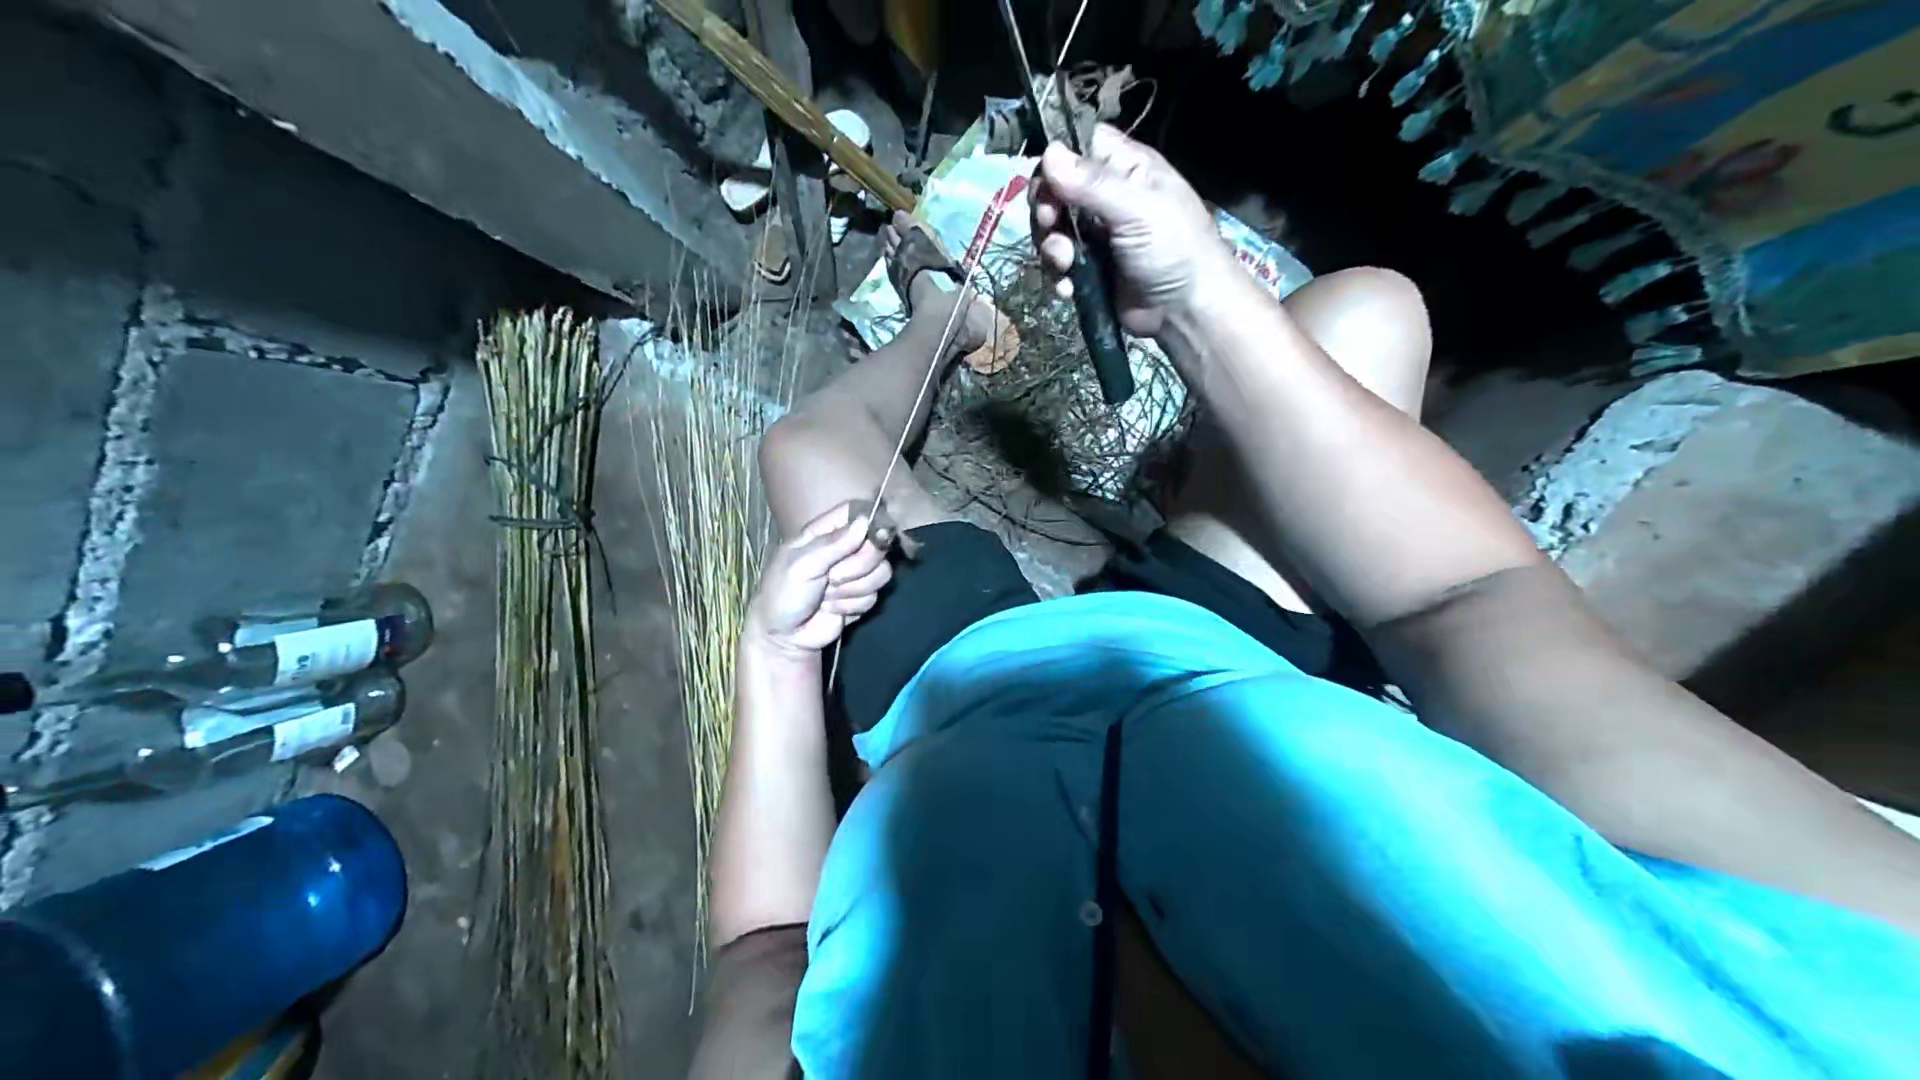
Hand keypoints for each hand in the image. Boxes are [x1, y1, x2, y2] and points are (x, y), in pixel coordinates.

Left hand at [744, 501, 892, 660]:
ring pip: (880, 573)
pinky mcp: (861, 597)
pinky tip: (832, 610)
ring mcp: (855, 574)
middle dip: (857, 566)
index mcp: (824, 533)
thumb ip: (833, 544)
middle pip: (876, 545)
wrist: (783, 637)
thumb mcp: (801, 566)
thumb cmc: (782, 594)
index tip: (873, 534)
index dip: (870, 519)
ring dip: (853, 590)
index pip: (856, 511)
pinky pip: (874, 596)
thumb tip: (865, 522)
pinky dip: (852, 606)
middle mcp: (844, 549)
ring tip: (827, 597)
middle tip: (831, 577)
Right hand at [1029, 124, 1235, 336]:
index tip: (1047, 183)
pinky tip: (1069, 289)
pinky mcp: (1089, 271)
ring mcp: (1096, 237)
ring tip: (1065, 264)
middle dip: (1046, 210)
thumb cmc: (1173, 248)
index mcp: (1125, 169)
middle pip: (1056, 190)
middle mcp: (1106, 198)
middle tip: (1051, 224)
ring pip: (1053, 231)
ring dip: (1051, 248)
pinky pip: (1060, 267)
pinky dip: (1058, 277)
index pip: (1079, 146)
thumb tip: (1048, 152)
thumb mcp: (1136, 208)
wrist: (1185, 310)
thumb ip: (1091, 184)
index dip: (1056, 161)